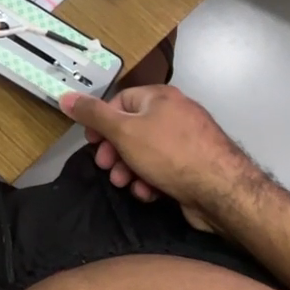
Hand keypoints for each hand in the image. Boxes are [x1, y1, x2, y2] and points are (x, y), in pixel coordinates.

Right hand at [59, 85, 257, 229]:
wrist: (223, 191)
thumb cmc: (170, 154)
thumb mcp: (123, 132)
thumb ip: (93, 114)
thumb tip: (66, 96)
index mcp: (160, 97)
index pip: (119, 101)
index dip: (101, 122)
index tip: (92, 143)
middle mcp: (175, 113)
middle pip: (131, 129)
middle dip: (114, 151)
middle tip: (105, 167)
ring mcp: (187, 140)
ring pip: (145, 151)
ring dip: (129, 169)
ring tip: (125, 184)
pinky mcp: (194, 165)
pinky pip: (163, 167)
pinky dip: (151, 180)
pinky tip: (148, 193)